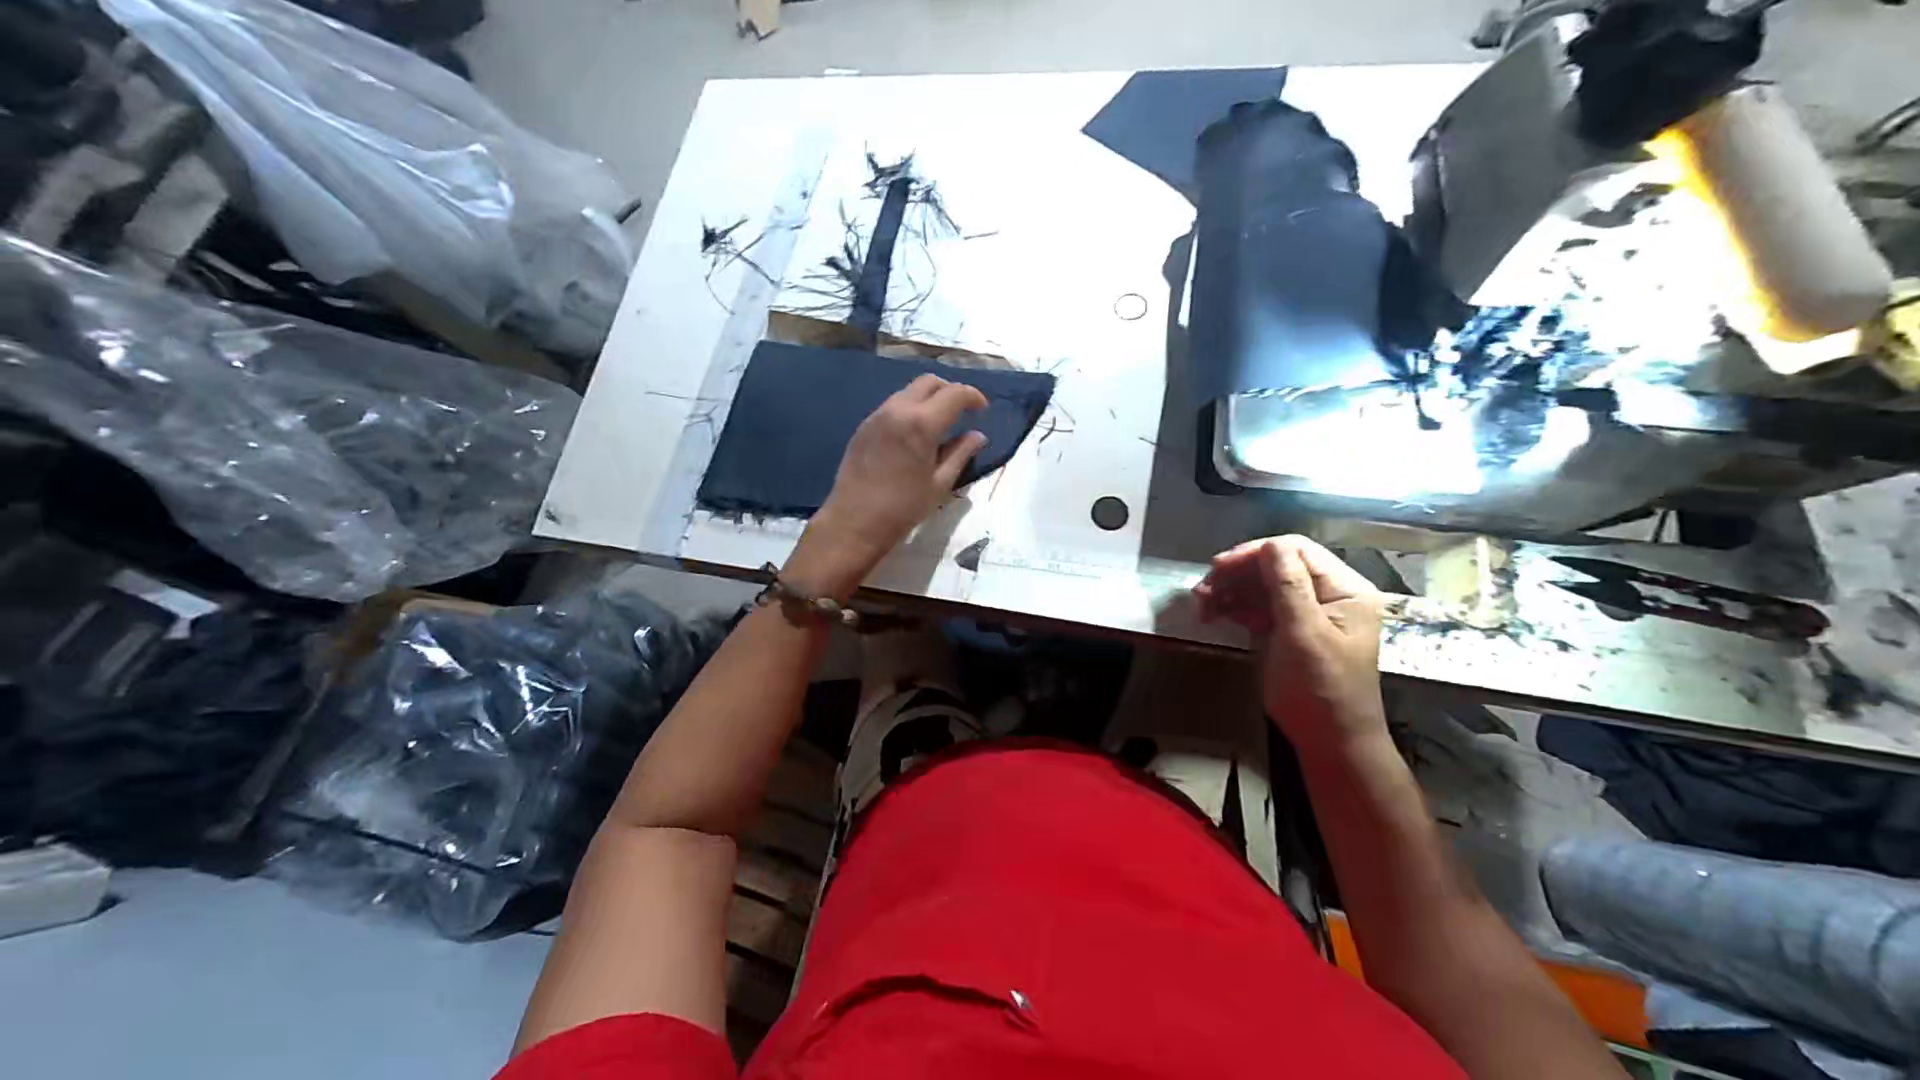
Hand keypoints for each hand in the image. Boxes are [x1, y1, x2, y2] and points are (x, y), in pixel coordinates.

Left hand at [784, 375, 988, 597]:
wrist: (855, 521)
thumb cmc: (903, 507)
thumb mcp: (940, 483)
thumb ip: (961, 453)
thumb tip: (978, 436)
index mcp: (921, 424)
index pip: (954, 394)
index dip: (973, 396)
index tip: (982, 409)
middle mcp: (898, 410)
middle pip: (929, 382)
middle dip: (950, 391)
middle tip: (961, 412)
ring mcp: (877, 416)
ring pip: (908, 391)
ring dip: (928, 399)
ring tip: (938, 423)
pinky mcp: (864, 426)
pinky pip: (892, 406)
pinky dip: (909, 409)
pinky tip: (914, 434)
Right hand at [1195, 535, 1388, 757]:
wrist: (1329, 740)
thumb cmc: (1323, 688)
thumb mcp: (1305, 635)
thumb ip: (1289, 587)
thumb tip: (1270, 545)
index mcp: (1345, 590)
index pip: (1297, 551)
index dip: (1257, 553)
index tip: (1220, 566)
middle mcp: (1329, 594)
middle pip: (1277, 565)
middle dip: (1238, 573)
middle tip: (1204, 588)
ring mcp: (1307, 613)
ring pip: (1263, 585)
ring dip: (1231, 590)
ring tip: (1202, 603)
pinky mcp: (1288, 630)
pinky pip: (1259, 606)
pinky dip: (1235, 607)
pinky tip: (1213, 614)